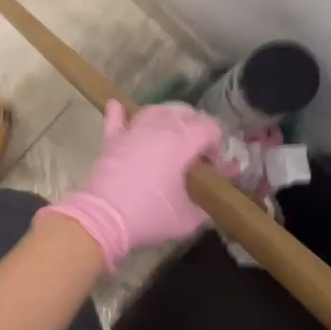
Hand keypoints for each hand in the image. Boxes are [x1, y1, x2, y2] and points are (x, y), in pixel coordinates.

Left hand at [37, 101, 224, 270]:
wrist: (102, 220)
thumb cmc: (149, 217)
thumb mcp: (189, 217)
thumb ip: (211, 197)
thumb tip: (228, 177)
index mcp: (182, 141)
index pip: (210, 128)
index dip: (216, 146)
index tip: (211, 170)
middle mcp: (158, 127)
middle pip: (186, 115)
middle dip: (196, 132)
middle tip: (194, 158)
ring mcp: (131, 131)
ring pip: (156, 111)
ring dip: (168, 120)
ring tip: (170, 141)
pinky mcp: (110, 140)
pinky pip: (116, 116)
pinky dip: (120, 112)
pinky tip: (121, 109)